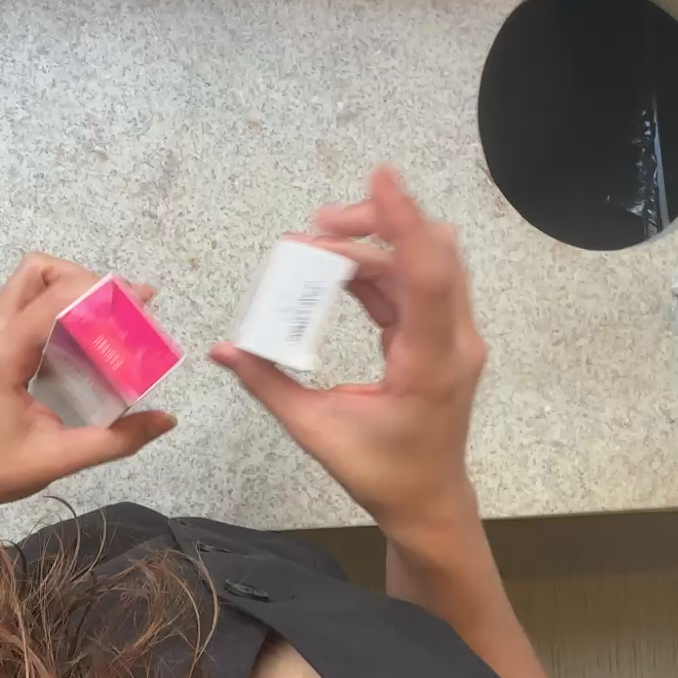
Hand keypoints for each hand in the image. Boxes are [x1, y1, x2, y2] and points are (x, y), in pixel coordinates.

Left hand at [0, 253, 177, 521]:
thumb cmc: (1, 469)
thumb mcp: (62, 458)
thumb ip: (117, 440)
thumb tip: (168, 419)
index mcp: (3, 355)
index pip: (53, 299)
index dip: (99, 291)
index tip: (141, 302)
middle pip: (37, 271)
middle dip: (84, 278)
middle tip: (124, 305)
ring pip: (32, 282)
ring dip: (73, 287)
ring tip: (113, 313)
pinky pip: (30, 304)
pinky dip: (63, 304)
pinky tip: (92, 332)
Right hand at [211, 166, 487, 540]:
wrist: (428, 501)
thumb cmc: (380, 473)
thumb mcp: (316, 430)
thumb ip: (269, 384)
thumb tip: (224, 350)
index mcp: (430, 363)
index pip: (427, 275)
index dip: (403, 221)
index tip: (380, 176)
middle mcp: (453, 340)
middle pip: (429, 254)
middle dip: (375, 226)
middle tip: (316, 225)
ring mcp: (451, 338)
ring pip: (422, 266)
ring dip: (372, 247)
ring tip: (315, 244)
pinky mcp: (439, 340)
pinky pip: (413, 288)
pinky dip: (376, 272)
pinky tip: (336, 274)